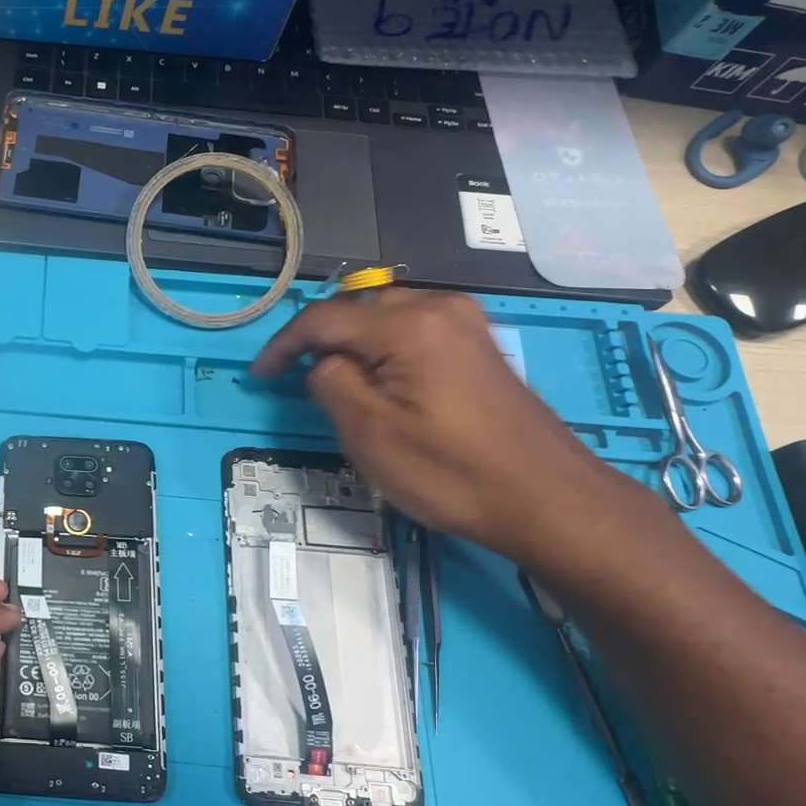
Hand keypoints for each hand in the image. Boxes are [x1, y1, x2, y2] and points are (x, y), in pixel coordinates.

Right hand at [254, 289, 630, 559]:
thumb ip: (331, 383)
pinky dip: (383, 348)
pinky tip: (377, 381)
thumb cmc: (450, 471)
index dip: (282, 345)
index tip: (260, 377)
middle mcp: (439, 309)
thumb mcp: (368, 434)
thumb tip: (324, 364)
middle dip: (318, 338)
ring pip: (387, 316)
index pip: (323, 318)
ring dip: (351, 342)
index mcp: (407, 326)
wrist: (545, 498)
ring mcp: (466, 325)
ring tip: (328, 380)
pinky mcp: (480, 347)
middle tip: (291, 378)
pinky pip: (415, 330)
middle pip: (357, 307)